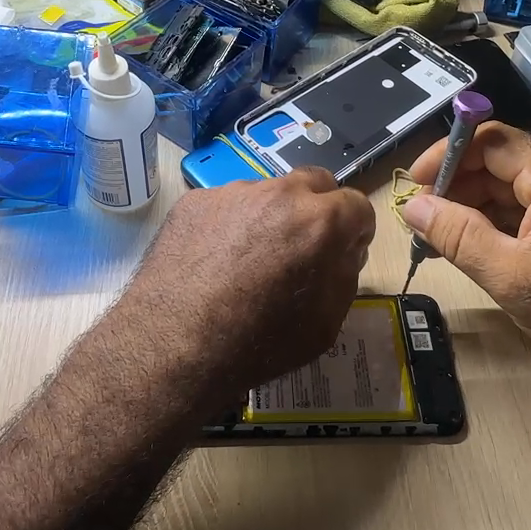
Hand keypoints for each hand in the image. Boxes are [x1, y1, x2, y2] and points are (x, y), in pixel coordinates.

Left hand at [118, 168, 373, 401]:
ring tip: (250, 258)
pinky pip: (228, 205)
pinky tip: (215, 260)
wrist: (172, 346)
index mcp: (320, 221)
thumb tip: (344, 250)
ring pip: (269, 192)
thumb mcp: (325, 325)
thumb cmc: (258, 344)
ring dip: (273, 215)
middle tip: (305, 246)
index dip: (357, 231)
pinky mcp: (195, 200)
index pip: (358, 206)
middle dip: (320, 208)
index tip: (345, 251)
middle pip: (315, 183)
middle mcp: (280, 193)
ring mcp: (233, 192)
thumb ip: (345, 275)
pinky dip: (232, 224)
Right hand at [403, 122, 530, 393]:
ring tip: (441, 238)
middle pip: (503, 161)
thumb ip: (458, 236)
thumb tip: (412, 207)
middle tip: (423, 220)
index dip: (447, 155)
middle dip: (458, 186)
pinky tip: (476, 246)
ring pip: (515, 186)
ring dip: (475, 206)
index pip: (493, 141)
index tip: (414, 184)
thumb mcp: (512, 279)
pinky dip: (501, 221)